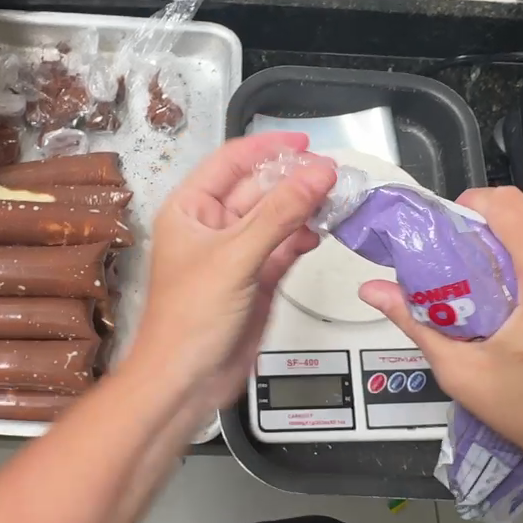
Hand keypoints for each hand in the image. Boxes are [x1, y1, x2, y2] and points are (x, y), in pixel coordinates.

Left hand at [126, 133, 334, 402]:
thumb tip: (317, 173)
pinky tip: (321, 232)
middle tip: (333, 174)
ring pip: (276, 217)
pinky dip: (303, 238)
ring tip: (336, 198)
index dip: (268, 147)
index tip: (305, 142)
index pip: (231, 161)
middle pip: (259, 187)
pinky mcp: (256, 278)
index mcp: (190, 209)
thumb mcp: (235, 257)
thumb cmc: (189, 319)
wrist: (187, 380)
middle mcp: (212, 226)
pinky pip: (284, 246)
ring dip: (304, 207)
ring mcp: (236, 252)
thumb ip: (280, 213)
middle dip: (294, 179)